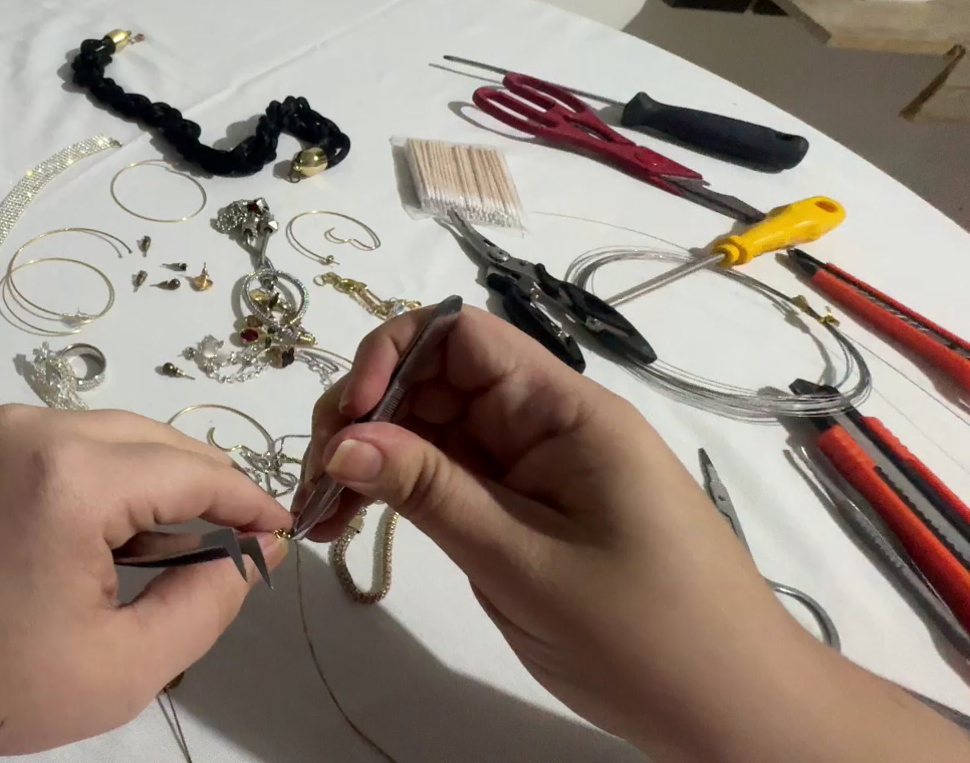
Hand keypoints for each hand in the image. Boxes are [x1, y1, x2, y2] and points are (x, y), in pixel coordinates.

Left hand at [0, 404, 289, 758]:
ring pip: (105, 432)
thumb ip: (205, 603)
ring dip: (148, 476)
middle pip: (148, 438)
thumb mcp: (122, 666)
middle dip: (201, 482)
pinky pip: (57, 438)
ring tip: (171, 538)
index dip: (242, 499)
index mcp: (69, 476)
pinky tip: (103, 523)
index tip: (279, 528)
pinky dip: (95, 470)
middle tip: (235, 535)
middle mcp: (31, 425)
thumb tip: (249, 553)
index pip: (186, 471)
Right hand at [290, 304, 962, 760]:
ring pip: (412, 425)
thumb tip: (338, 442)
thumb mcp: (524, 562)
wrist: (739, 725)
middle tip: (318, 476)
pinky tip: (341, 520)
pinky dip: (379, 489)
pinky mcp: (500, 496)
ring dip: (358, 456)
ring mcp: (513, 458)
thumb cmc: (651, 638)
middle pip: (422, 377)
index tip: (351, 415)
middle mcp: (532, 419)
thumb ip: (427, 491)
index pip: (459, 333)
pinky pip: (424, 470)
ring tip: (319, 509)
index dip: (392, 353)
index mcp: (560, 409)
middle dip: (359, 414)